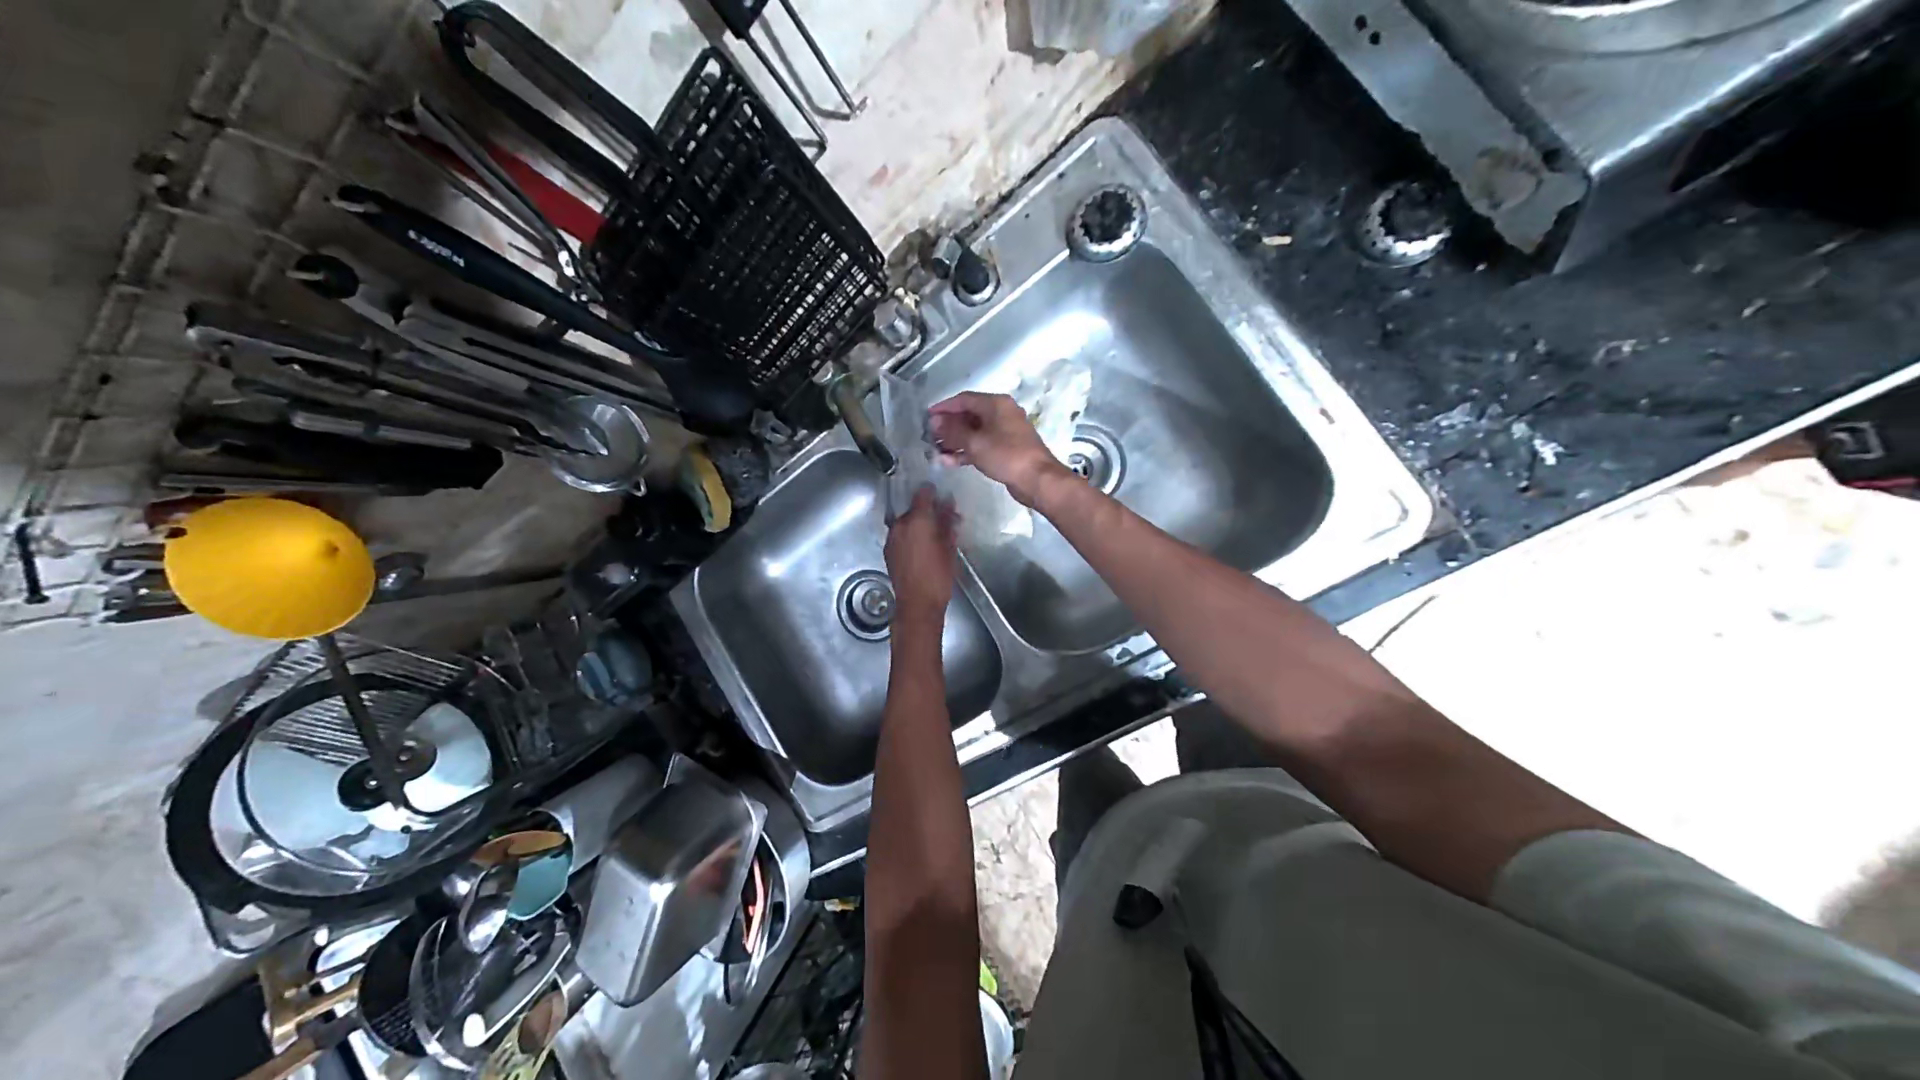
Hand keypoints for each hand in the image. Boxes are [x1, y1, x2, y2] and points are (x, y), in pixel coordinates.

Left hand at [884, 486, 958, 626]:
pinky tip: (922, 546)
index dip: (932, 491)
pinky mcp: (888, 550)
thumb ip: (947, 522)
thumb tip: (947, 505)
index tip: (940, 493)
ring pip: (906, 522)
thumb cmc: (938, 576)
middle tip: (943, 518)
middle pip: (913, 509)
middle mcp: (900, 525)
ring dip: (918, 524)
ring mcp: (892, 538)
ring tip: (934, 534)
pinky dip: (911, 535)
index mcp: (917, 520)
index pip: (922, 494)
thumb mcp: (949, 547)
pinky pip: (901, 535)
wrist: (917, 604)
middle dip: (927, 511)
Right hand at [928, 392, 1071, 506]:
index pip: (964, 399)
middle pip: (969, 415)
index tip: (926, 417)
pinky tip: (950, 461)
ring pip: (974, 432)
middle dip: (948, 426)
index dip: (943, 407)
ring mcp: (1005, 432)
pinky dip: (967, 451)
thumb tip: (934, 422)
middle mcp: (1001, 413)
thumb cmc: (1006, 455)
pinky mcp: (1006, 449)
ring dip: (955, 441)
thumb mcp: (975, 442)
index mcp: (996, 404)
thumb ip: (952, 431)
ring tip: (935, 451)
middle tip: (929, 437)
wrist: (1037, 479)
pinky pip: (982, 445)